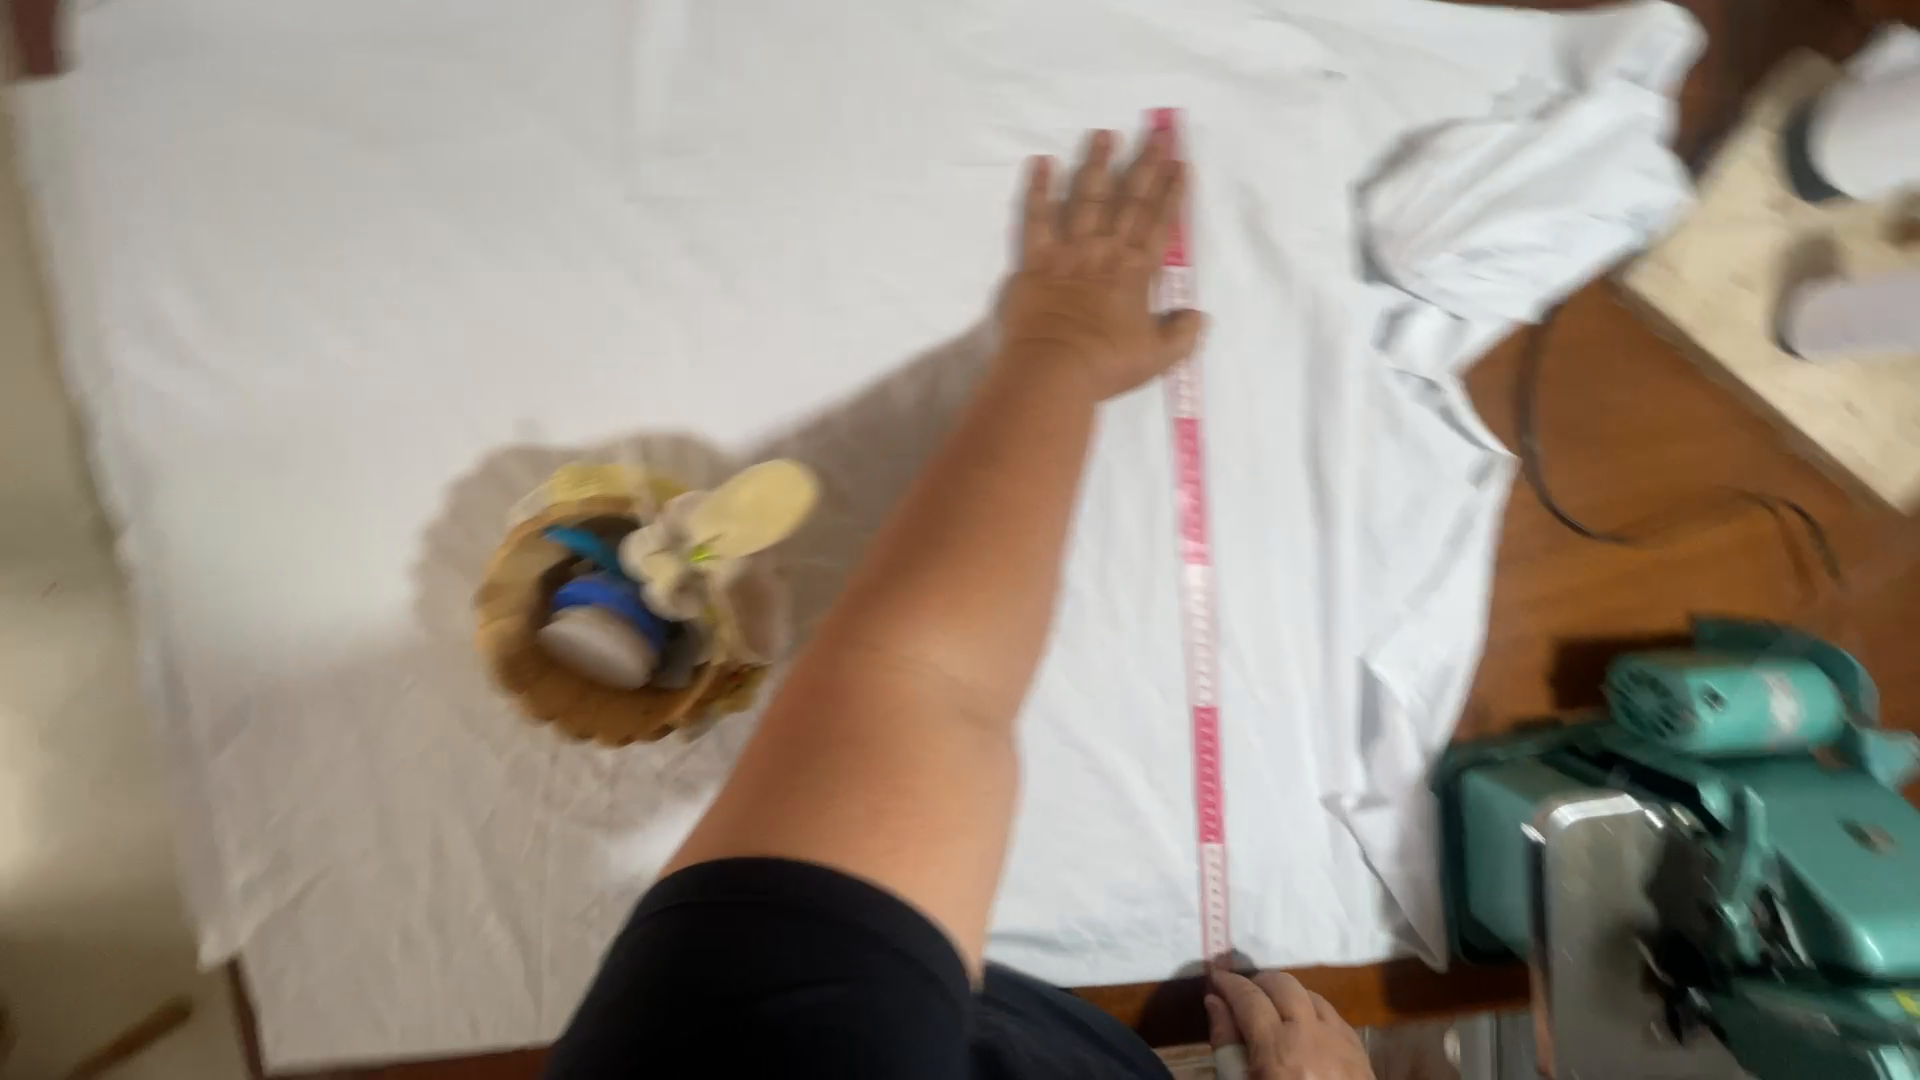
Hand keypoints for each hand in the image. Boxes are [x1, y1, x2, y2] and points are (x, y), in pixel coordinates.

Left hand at [998, 128, 1205, 400]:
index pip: (1158, 223)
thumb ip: (1182, 335)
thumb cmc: (1105, 365)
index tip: (1180, 162)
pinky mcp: (1034, 261)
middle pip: (1128, 201)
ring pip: (1085, 199)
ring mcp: (1068, 252)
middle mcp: (1104, 252)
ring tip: (1102, 134)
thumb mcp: (1158, 358)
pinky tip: (1041, 163)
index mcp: (1136, 272)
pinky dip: (1037, 190)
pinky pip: (1035, 218)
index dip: (1171, 192)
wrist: (1052, 371)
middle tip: (1155, 132)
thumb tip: (1197, 316)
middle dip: (1144, 166)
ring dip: (1095, 165)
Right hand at [1206, 969, 1375, 1079]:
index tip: (1214, 977)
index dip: (1228, 982)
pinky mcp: (1361, 1056)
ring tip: (1273, 1011)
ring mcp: (1341, 1045)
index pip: (1248, 996)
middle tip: (1241, 994)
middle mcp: (1312, 1038)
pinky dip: (1313, 1012)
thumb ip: (1226, 1045)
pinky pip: (1334, 1016)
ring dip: (1287, 995)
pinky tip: (1304, 1030)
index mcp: (1278, 1051)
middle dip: (1258, 982)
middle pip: (1282, 984)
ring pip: (1310, 994)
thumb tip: (1215, 1002)